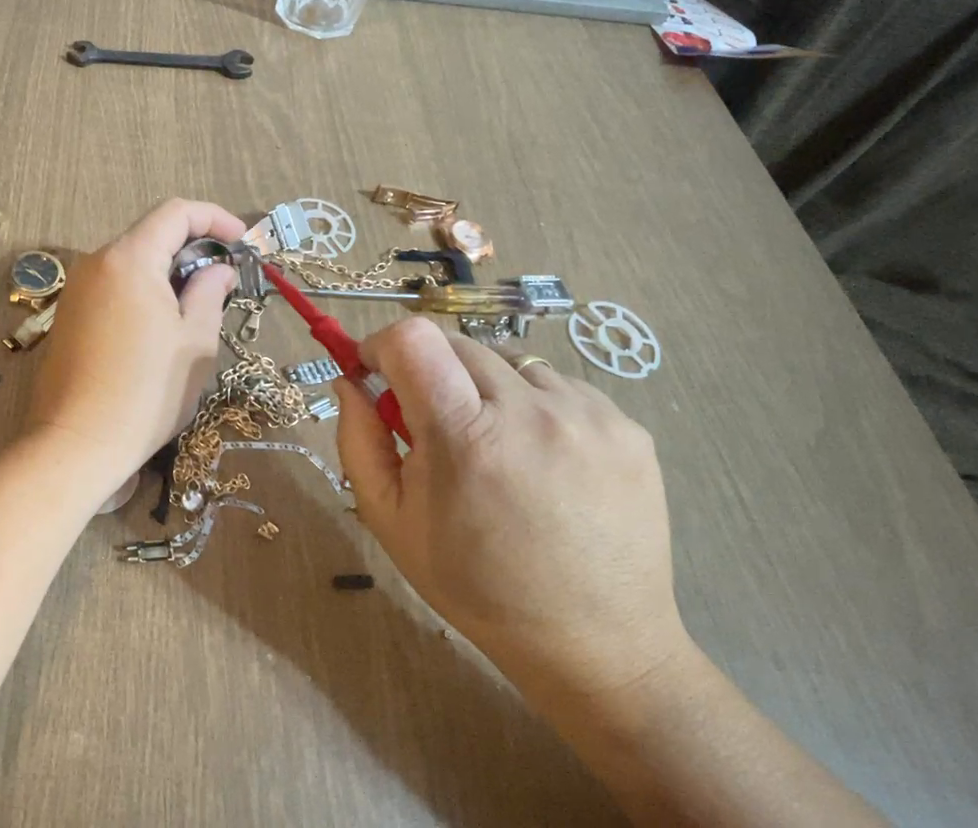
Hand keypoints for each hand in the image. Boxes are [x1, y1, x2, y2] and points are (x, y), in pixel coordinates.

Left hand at [25, 199, 243, 477]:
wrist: (76, 443)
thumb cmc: (146, 392)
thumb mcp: (195, 342)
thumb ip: (209, 293)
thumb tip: (217, 269)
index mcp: (128, 259)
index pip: (175, 212)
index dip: (215, 219)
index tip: (243, 244)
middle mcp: (95, 264)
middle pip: (150, 235)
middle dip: (192, 249)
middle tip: (225, 283)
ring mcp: (76, 291)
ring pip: (131, 264)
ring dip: (168, 275)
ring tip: (198, 311)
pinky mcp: (68, 318)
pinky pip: (112, 289)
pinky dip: (142, 294)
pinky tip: (161, 330)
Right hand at [332, 318, 689, 697]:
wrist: (592, 638)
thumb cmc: (472, 583)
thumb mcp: (389, 518)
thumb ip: (358, 439)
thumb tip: (349, 380)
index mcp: (465, 436)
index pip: (414, 338)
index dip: (382, 344)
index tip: (377, 374)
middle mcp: (530, 411)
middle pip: (457, 343)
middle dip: (428, 370)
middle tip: (430, 423)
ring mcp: (588, 415)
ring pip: (509, 363)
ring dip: (484, 389)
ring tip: (493, 447)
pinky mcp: (627, 428)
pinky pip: (558, 388)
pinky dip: (532, 407)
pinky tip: (537, 459)